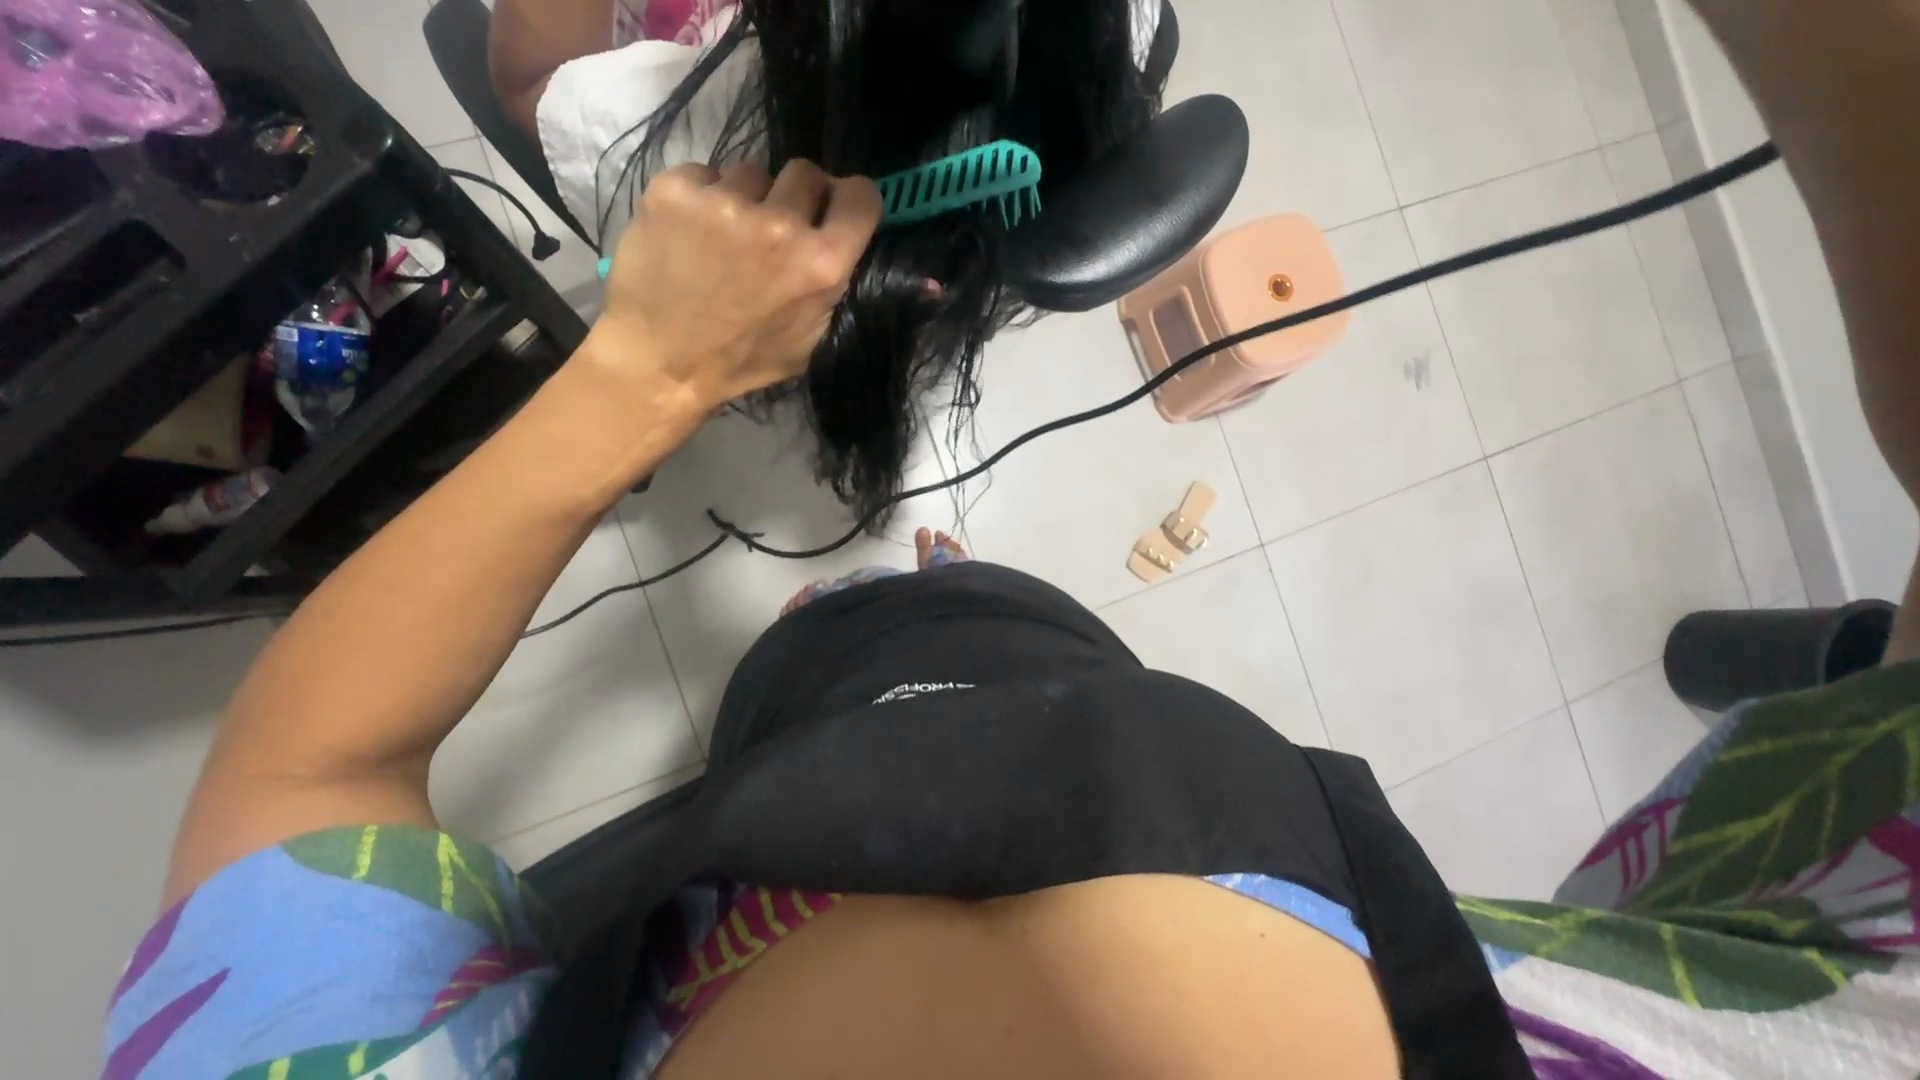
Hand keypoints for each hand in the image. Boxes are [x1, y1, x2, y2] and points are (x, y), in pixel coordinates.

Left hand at [585, 159, 882, 408]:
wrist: (661, 363)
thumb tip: (933, 285)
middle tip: (771, 231)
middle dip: (794, 197)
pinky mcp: (675, 189)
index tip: (832, 210)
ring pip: (750, 172)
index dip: (847, 199)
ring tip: (722, 239)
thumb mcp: (816, 341)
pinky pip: (704, 172)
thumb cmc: (744, 360)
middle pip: (805, 173)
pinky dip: (699, 197)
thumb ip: (853, 294)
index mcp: (822, 264)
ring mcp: (725, 203)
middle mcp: (780, 225)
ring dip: (743, 198)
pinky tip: (688, 235)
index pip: (860, 194)